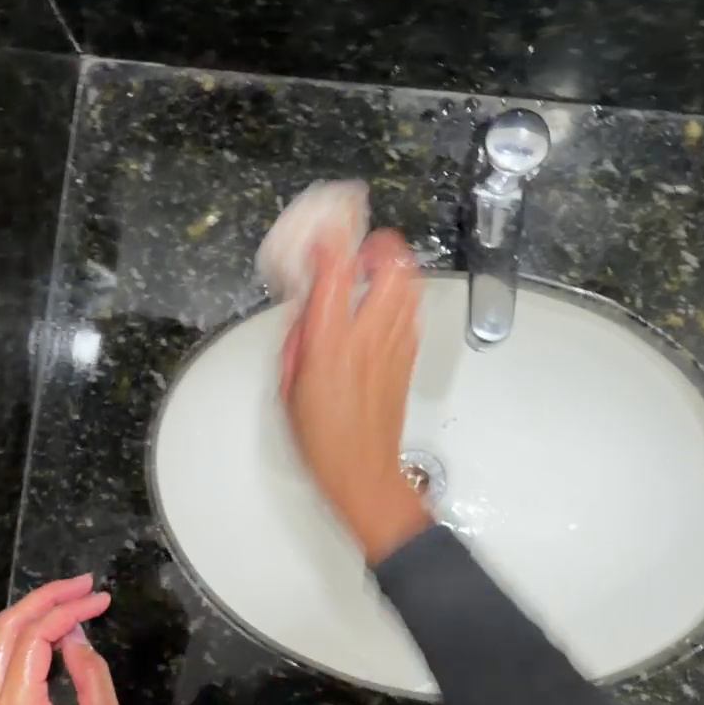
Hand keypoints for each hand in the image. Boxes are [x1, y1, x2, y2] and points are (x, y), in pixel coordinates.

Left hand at [0, 575, 122, 704]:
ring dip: (37, 612)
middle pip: (8, 627)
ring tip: (74, 597)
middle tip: (83, 584)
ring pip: (2, 637)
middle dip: (46, 598)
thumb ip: (91, 673)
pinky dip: (31, 632)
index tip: (100, 599)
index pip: (35, 638)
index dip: (68, 611)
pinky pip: (5, 655)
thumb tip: (76, 635)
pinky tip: (59, 626)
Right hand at [280, 228, 431, 562]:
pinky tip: (387, 303)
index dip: (332, 243)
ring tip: (376, 267)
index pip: (336, 275)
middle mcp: (368, 338)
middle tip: (362, 246)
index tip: (325, 232)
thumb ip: (299, 340)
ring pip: (410, 284)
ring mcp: (395, 346)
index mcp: (330, 345)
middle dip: (379, 245)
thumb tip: (306, 309)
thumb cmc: (324, 439)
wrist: (364, 472)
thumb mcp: (290, 386)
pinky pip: (413, 311)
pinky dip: (402, 295)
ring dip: (395, 266)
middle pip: (391, 267)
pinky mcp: (409, 358)